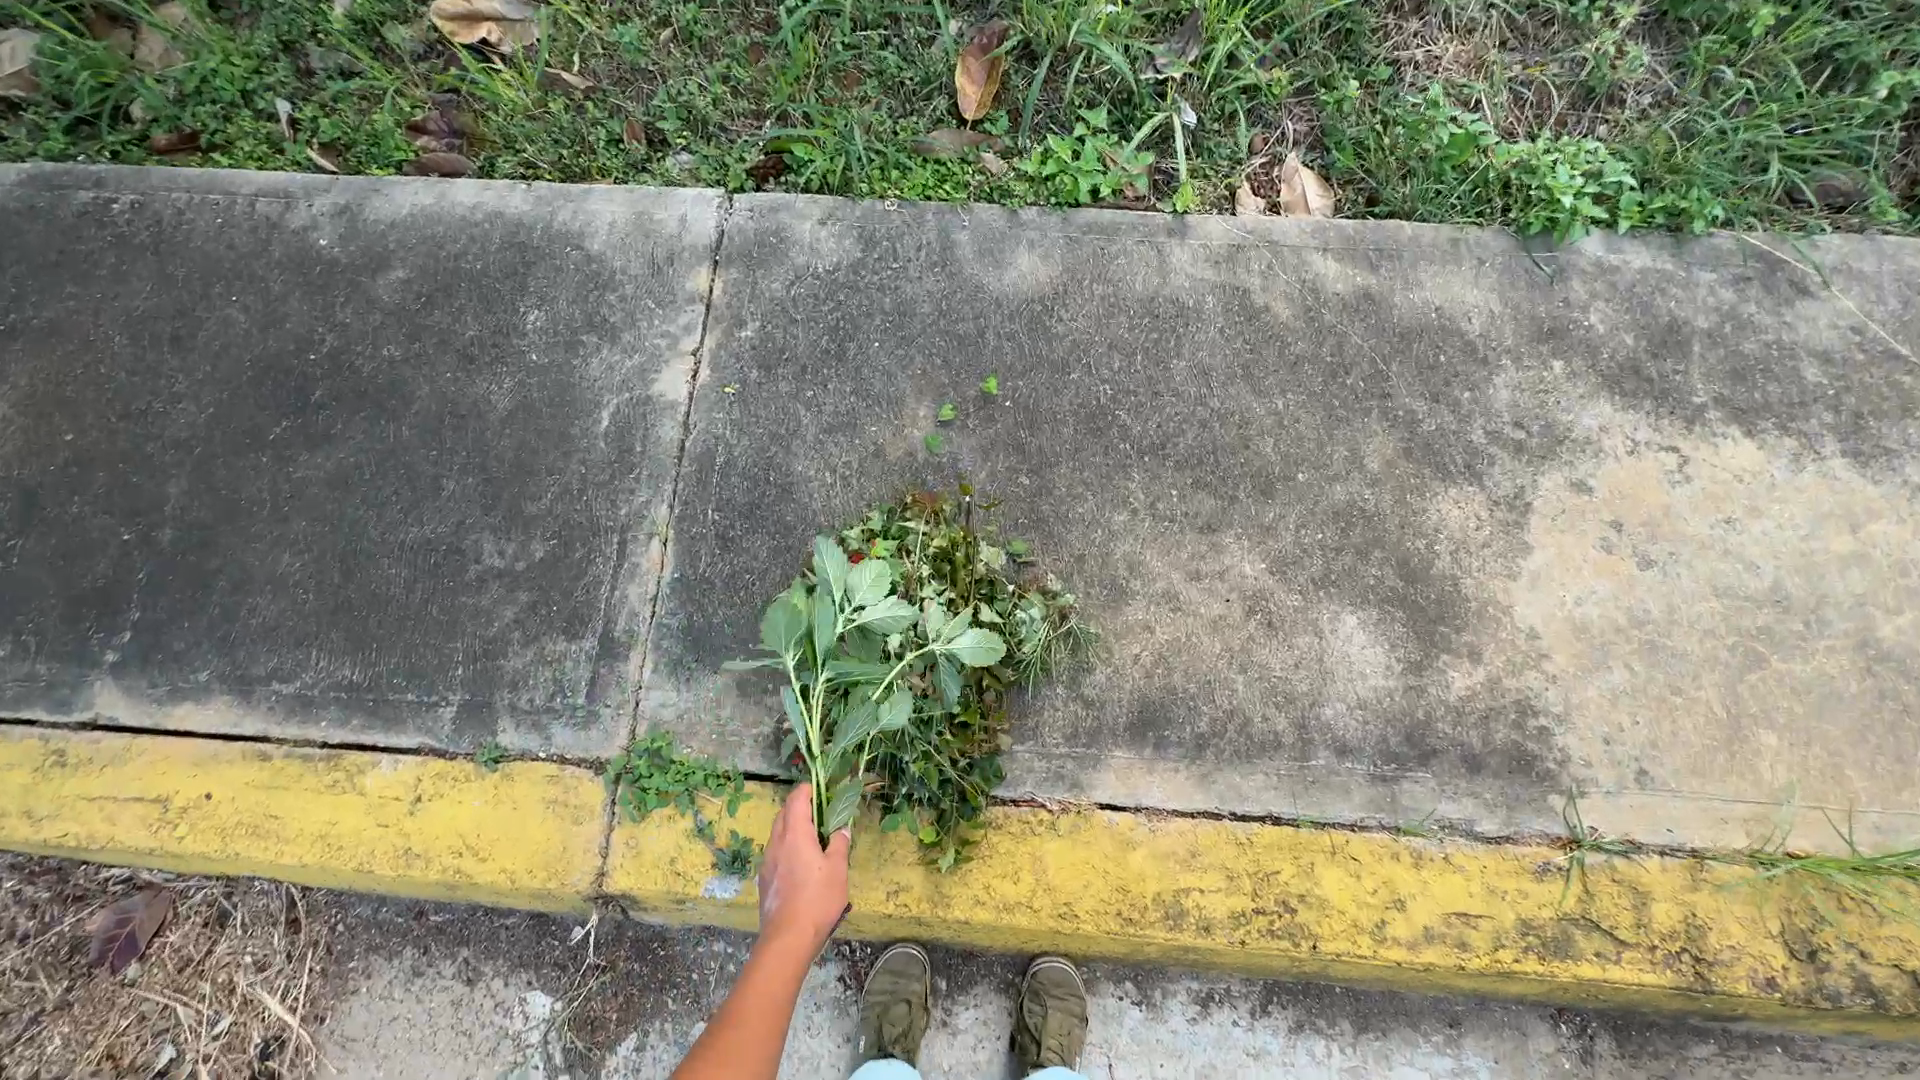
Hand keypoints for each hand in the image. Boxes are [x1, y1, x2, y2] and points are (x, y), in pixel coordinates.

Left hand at [757, 783, 850, 958]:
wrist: (787, 938)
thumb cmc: (817, 899)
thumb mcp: (838, 870)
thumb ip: (840, 845)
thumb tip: (842, 830)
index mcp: (795, 834)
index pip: (796, 800)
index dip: (807, 790)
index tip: (819, 789)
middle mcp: (777, 843)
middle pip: (784, 814)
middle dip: (799, 808)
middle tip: (820, 814)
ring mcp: (767, 861)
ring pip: (778, 834)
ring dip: (793, 829)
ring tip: (813, 840)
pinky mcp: (765, 879)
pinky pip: (776, 853)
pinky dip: (787, 848)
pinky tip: (801, 864)